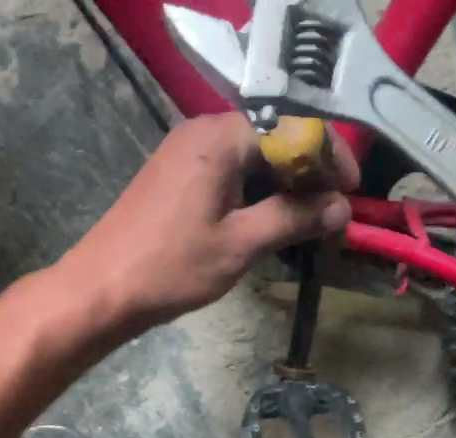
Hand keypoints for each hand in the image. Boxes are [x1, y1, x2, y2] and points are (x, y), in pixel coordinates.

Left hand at [60, 112, 357, 338]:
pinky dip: (257, 194)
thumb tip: (341, 208)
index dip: (328, 159)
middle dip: (308, 174)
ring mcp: (187, 153)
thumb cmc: (172, 266)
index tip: (352, 194)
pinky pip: (230, 173)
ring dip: (284, 187)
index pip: (291, 129)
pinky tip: (271, 224)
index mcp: (219, 138)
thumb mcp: (241, 244)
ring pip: (252, 158)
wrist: (103, 289)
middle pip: (273, 139)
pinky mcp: (178, 177)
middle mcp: (203, 132)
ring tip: (309, 224)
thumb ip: (294, 218)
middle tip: (332, 214)